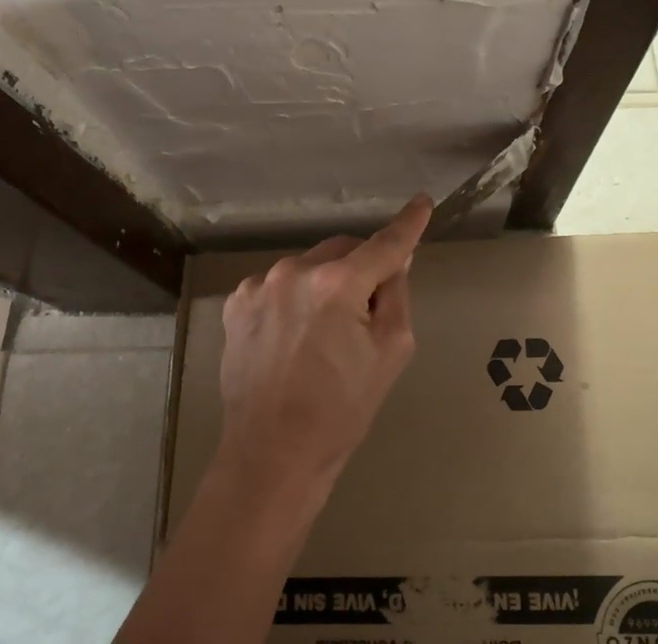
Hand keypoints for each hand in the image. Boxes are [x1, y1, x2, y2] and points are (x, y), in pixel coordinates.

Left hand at [215, 194, 430, 492]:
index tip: (422, 202)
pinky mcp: (236, 304)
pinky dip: (294, 300)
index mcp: (336, 284)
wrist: (272, 454)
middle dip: (361, 270)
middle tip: (367, 314)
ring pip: (308, 268)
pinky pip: (278, 286)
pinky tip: (293, 339)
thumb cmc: (341, 410)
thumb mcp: (390, 354)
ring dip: (324, 285)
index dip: (408, 224)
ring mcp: (259, 286)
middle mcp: (293, 272)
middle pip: (342, 251)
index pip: (384, 243)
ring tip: (322, 337)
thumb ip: (395, 297)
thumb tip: (394, 263)